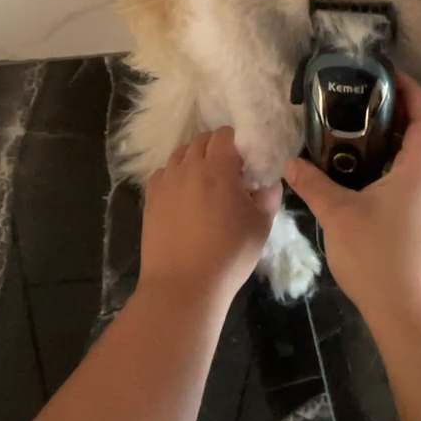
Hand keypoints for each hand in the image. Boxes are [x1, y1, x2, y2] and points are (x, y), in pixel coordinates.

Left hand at [139, 128, 282, 309]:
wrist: (183, 285)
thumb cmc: (228, 255)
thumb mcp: (260, 227)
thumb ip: (268, 198)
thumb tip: (269, 183)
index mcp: (218, 167)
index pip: (224, 135)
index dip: (235, 142)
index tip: (244, 161)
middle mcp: (189, 166)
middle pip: (201, 141)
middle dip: (215, 148)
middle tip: (227, 172)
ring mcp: (166, 181)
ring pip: (180, 155)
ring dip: (193, 160)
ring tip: (204, 183)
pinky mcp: (150, 198)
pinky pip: (162, 174)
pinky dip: (174, 176)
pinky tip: (182, 196)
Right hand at [282, 74, 420, 325]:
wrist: (407, 314)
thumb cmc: (378, 258)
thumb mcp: (337, 215)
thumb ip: (313, 183)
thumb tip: (289, 161)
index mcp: (418, 172)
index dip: (413, 91)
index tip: (387, 74)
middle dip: (413, 108)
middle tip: (379, 98)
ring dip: (410, 134)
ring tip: (370, 125)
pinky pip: (420, 174)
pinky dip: (403, 158)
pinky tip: (371, 167)